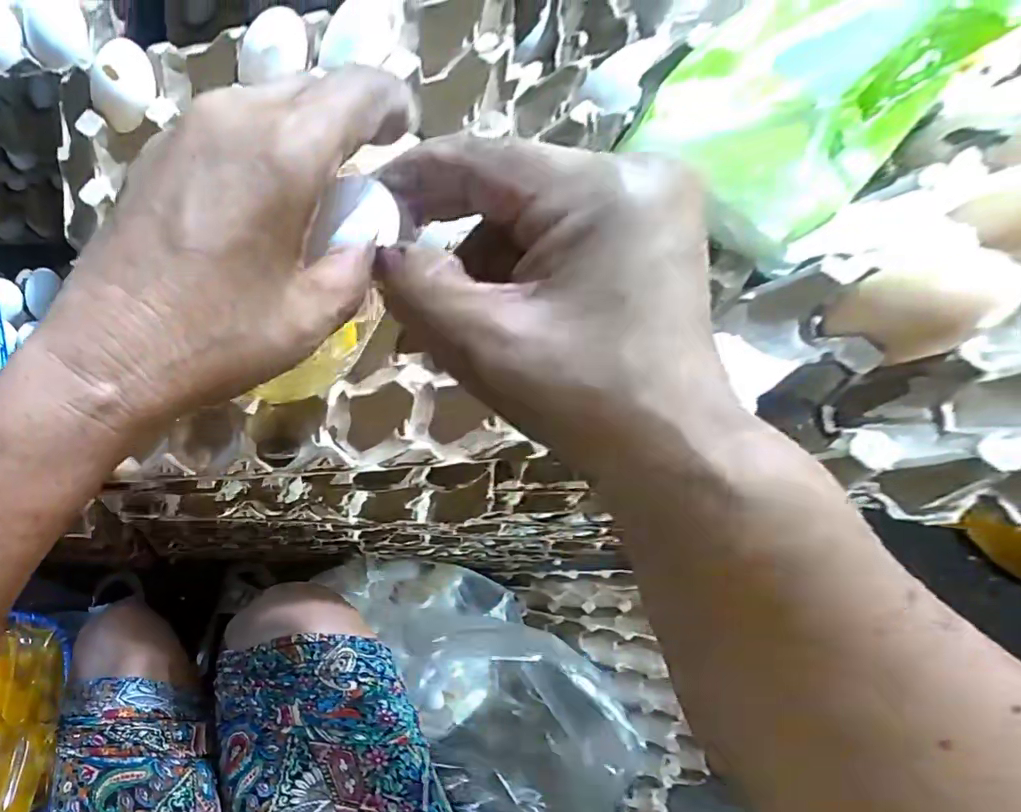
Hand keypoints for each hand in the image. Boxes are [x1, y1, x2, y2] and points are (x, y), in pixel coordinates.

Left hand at [33, 67, 414, 434]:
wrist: (103, 359)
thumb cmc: (207, 345)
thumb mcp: (303, 320)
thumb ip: (353, 266)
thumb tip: (363, 237)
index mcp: (286, 148)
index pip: (362, 89)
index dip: (391, 107)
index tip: (395, 135)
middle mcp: (232, 117)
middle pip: (307, 90)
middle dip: (338, 120)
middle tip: (344, 171)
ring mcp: (180, 133)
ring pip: (257, 106)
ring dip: (286, 134)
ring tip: (290, 189)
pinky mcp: (147, 160)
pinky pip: (214, 133)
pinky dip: (241, 150)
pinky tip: (238, 200)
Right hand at [376, 136, 751, 483]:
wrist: (666, 444)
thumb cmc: (576, 393)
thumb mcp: (479, 339)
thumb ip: (417, 286)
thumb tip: (375, 251)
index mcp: (600, 188)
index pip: (481, 158)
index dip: (409, 176)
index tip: (354, 202)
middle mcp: (631, 175)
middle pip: (501, 187)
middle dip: (436, 229)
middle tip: (379, 264)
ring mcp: (640, 205)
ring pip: (517, 219)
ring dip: (466, 266)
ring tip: (435, 324)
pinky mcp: (636, 237)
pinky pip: (544, 240)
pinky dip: (500, 276)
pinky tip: (479, 319)